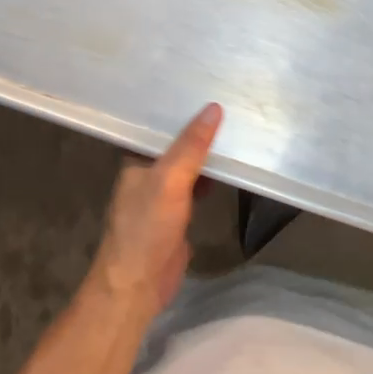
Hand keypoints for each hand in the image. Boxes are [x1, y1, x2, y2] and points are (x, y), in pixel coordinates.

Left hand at [85, 103, 222, 315]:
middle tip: (230, 104)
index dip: (181, 108)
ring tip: (235, 126)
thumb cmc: (146, 227)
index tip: (207, 88)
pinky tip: (230, 168)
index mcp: (137, 157)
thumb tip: (213, 108)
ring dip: (207, 153)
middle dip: (198, 129)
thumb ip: (190, 146)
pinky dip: (211, 177)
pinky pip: (196, 187)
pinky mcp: (177, 215)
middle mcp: (148, 172)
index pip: (160, 124)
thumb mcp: (169, 180)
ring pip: (188, 165)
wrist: (139, 286)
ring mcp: (163, 194)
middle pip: (176, 144)